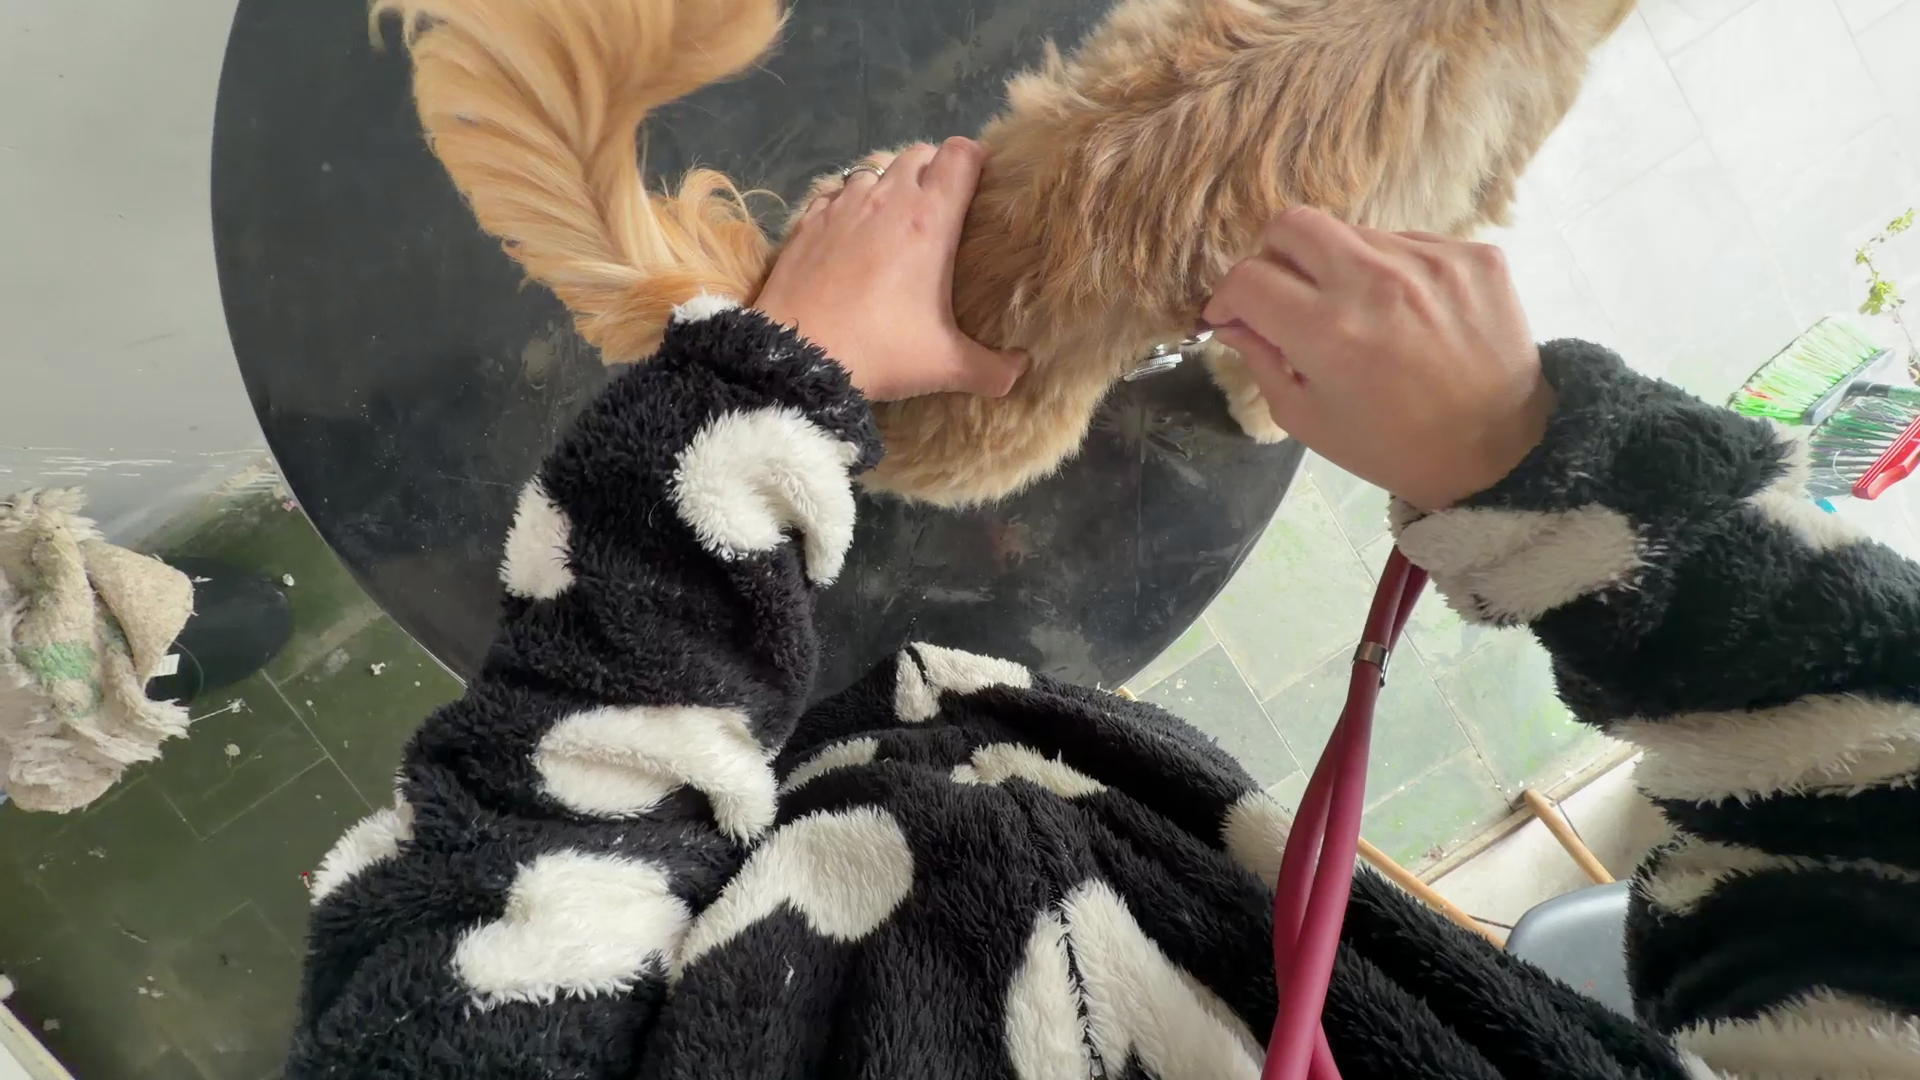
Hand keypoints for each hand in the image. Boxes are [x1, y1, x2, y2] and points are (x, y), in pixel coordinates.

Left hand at [754, 138, 1026, 401]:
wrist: (798, 357)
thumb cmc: (880, 351)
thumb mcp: (946, 367)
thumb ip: (993, 370)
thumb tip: (1022, 371)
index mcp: (929, 219)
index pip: (962, 155)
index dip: (978, 159)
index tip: (984, 184)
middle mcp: (887, 198)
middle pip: (920, 154)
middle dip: (936, 170)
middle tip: (943, 207)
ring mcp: (842, 204)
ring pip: (876, 168)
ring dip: (892, 184)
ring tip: (896, 219)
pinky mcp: (807, 219)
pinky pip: (836, 191)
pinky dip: (851, 201)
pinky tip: (851, 231)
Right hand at [1202, 207, 1552, 509]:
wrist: (1496, 446)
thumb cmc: (1386, 445)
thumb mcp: (1303, 416)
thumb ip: (1260, 359)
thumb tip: (1230, 321)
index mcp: (1326, 332)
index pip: (1248, 279)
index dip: (1226, 297)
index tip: (1229, 317)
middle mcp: (1375, 281)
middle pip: (1292, 224)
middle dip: (1268, 258)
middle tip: (1278, 296)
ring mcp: (1429, 260)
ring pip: (1348, 233)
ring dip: (1328, 267)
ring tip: (1348, 313)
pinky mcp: (1472, 253)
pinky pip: (1401, 242)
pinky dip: (1381, 272)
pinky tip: (1396, 314)